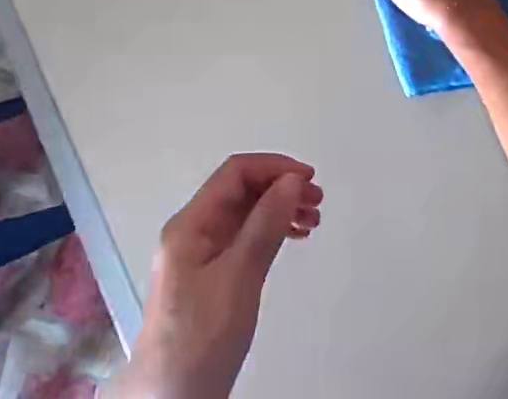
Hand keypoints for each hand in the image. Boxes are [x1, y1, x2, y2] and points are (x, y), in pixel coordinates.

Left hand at [107, 154, 323, 398]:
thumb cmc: (200, 340)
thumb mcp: (238, 280)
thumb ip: (264, 226)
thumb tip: (291, 180)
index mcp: (190, 224)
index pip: (235, 173)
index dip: (273, 167)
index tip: (309, 179)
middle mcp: (193, 232)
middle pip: (241, 191)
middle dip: (280, 188)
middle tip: (317, 201)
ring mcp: (200, 255)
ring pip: (246, 214)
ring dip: (279, 209)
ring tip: (313, 220)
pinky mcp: (211, 277)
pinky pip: (245, 238)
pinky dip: (271, 232)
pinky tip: (293, 238)